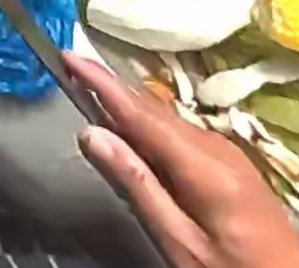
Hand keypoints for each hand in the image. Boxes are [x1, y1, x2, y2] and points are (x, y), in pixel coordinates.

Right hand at [66, 52, 298, 267]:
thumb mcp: (182, 244)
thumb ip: (136, 185)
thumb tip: (90, 133)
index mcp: (203, 165)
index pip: (139, 112)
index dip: (101, 81)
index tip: (68, 54)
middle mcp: (215, 146)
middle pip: (151, 109)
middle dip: (109, 89)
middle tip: (69, 73)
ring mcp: (226, 152)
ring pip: (164, 119)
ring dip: (127, 109)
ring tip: (91, 102)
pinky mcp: (230, 164)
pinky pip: (178, 133)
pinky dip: (148, 128)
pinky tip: (133, 138)